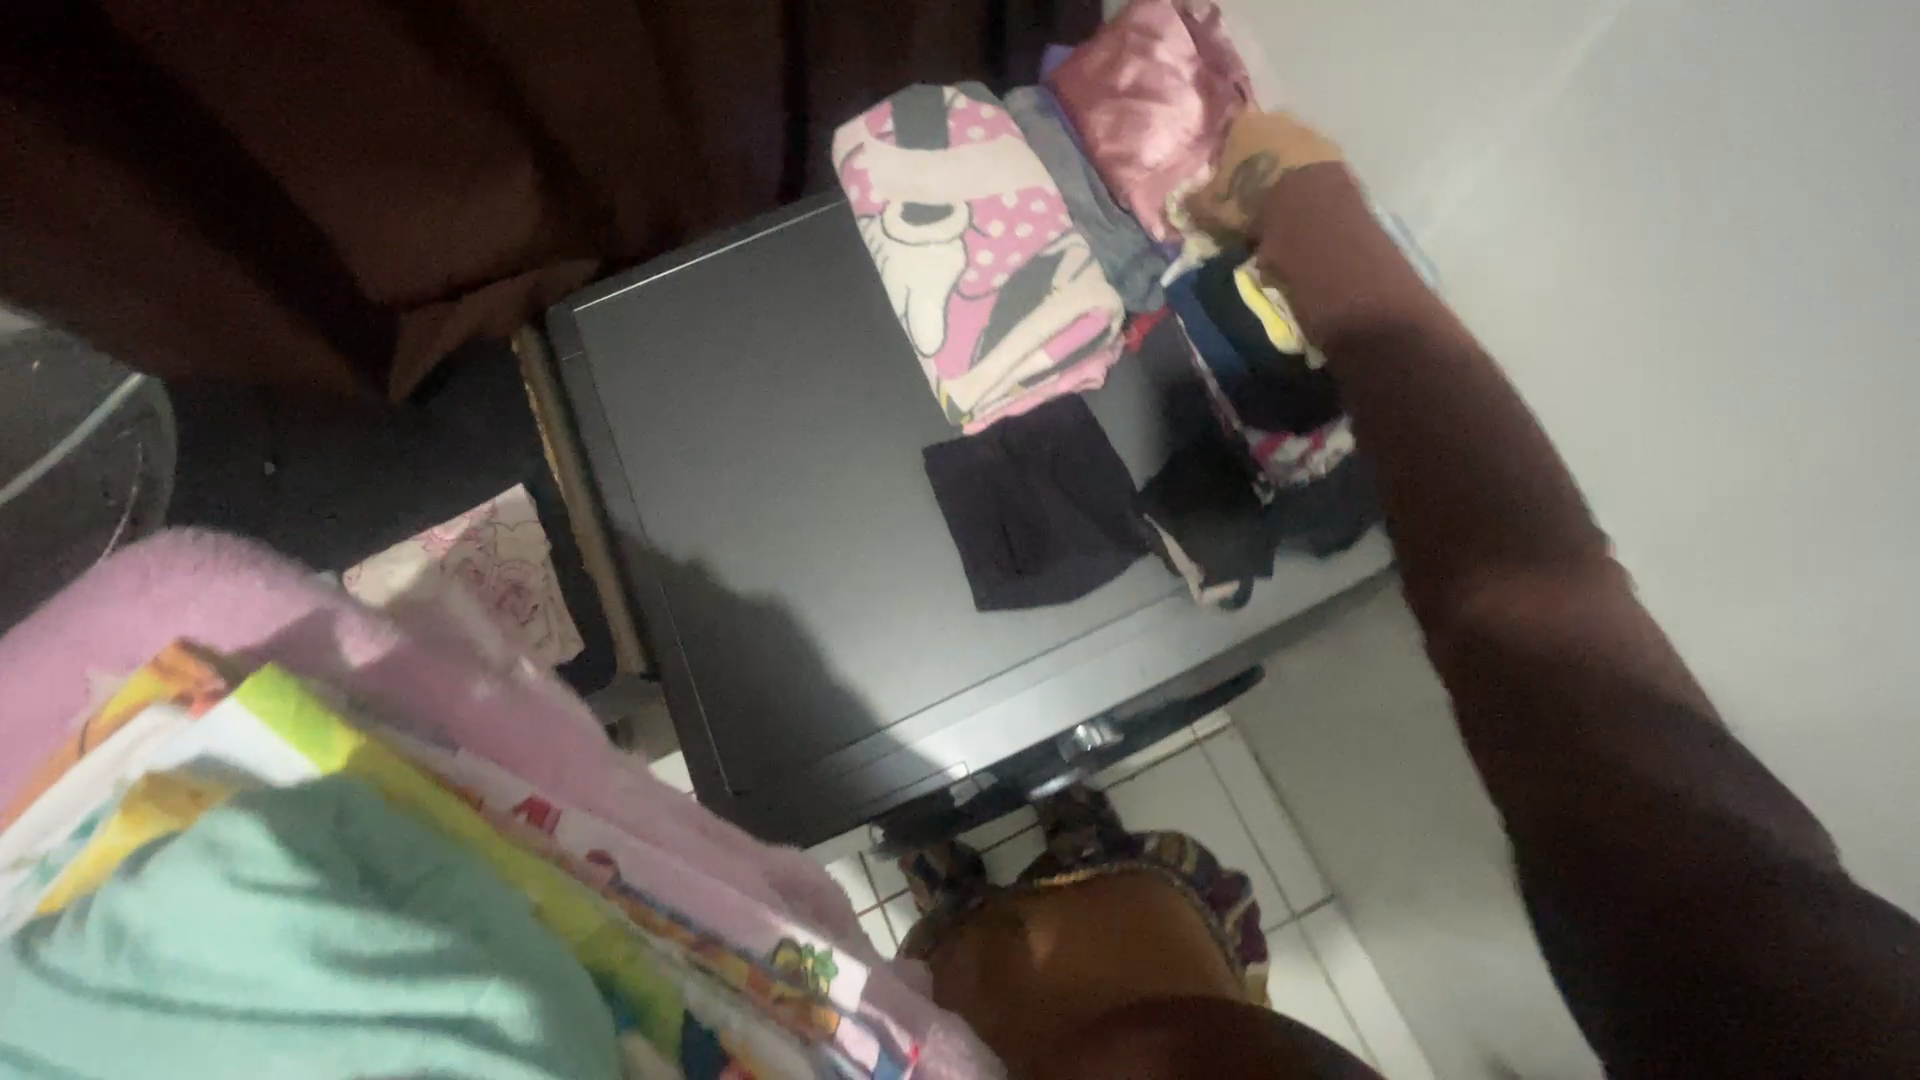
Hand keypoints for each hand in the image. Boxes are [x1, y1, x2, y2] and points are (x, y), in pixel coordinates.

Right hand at [1188, 110, 1343, 240]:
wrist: (1305, 206)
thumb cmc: (1248, 199)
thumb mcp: (1209, 207)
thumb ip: (1194, 201)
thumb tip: (1184, 200)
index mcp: (1243, 123)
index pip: (1229, 128)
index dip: (1224, 152)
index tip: (1223, 175)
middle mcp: (1277, 118)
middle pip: (1262, 136)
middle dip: (1255, 157)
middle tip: (1249, 189)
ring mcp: (1309, 131)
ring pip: (1289, 148)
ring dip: (1282, 167)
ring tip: (1276, 199)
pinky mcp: (1333, 152)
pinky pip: (1311, 165)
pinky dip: (1304, 179)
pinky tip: (1298, 202)